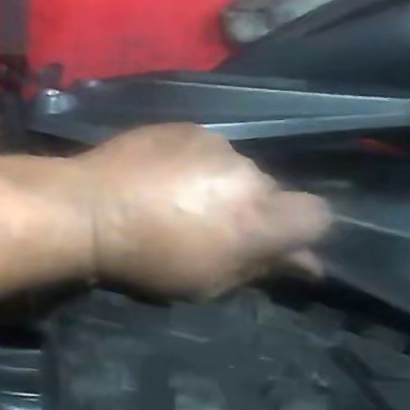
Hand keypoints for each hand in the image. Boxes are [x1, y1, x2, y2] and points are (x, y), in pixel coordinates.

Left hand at [65, 124, 330, 298]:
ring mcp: (218, 144)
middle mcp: (249, 172)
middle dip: (254, 210)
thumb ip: (263, 267)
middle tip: (215, 227)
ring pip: (238, 169)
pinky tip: (164, 179)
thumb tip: (308, 264)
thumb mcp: (211, 281)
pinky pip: (208, 151)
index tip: (278, 244)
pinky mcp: (188, 128)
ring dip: (224, 186)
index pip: (318, 214)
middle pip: (272, 191)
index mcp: (259, 217)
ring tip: (181, 201)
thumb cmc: (150, 259)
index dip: (304, 230)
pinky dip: (196, 166)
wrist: (90, 209)